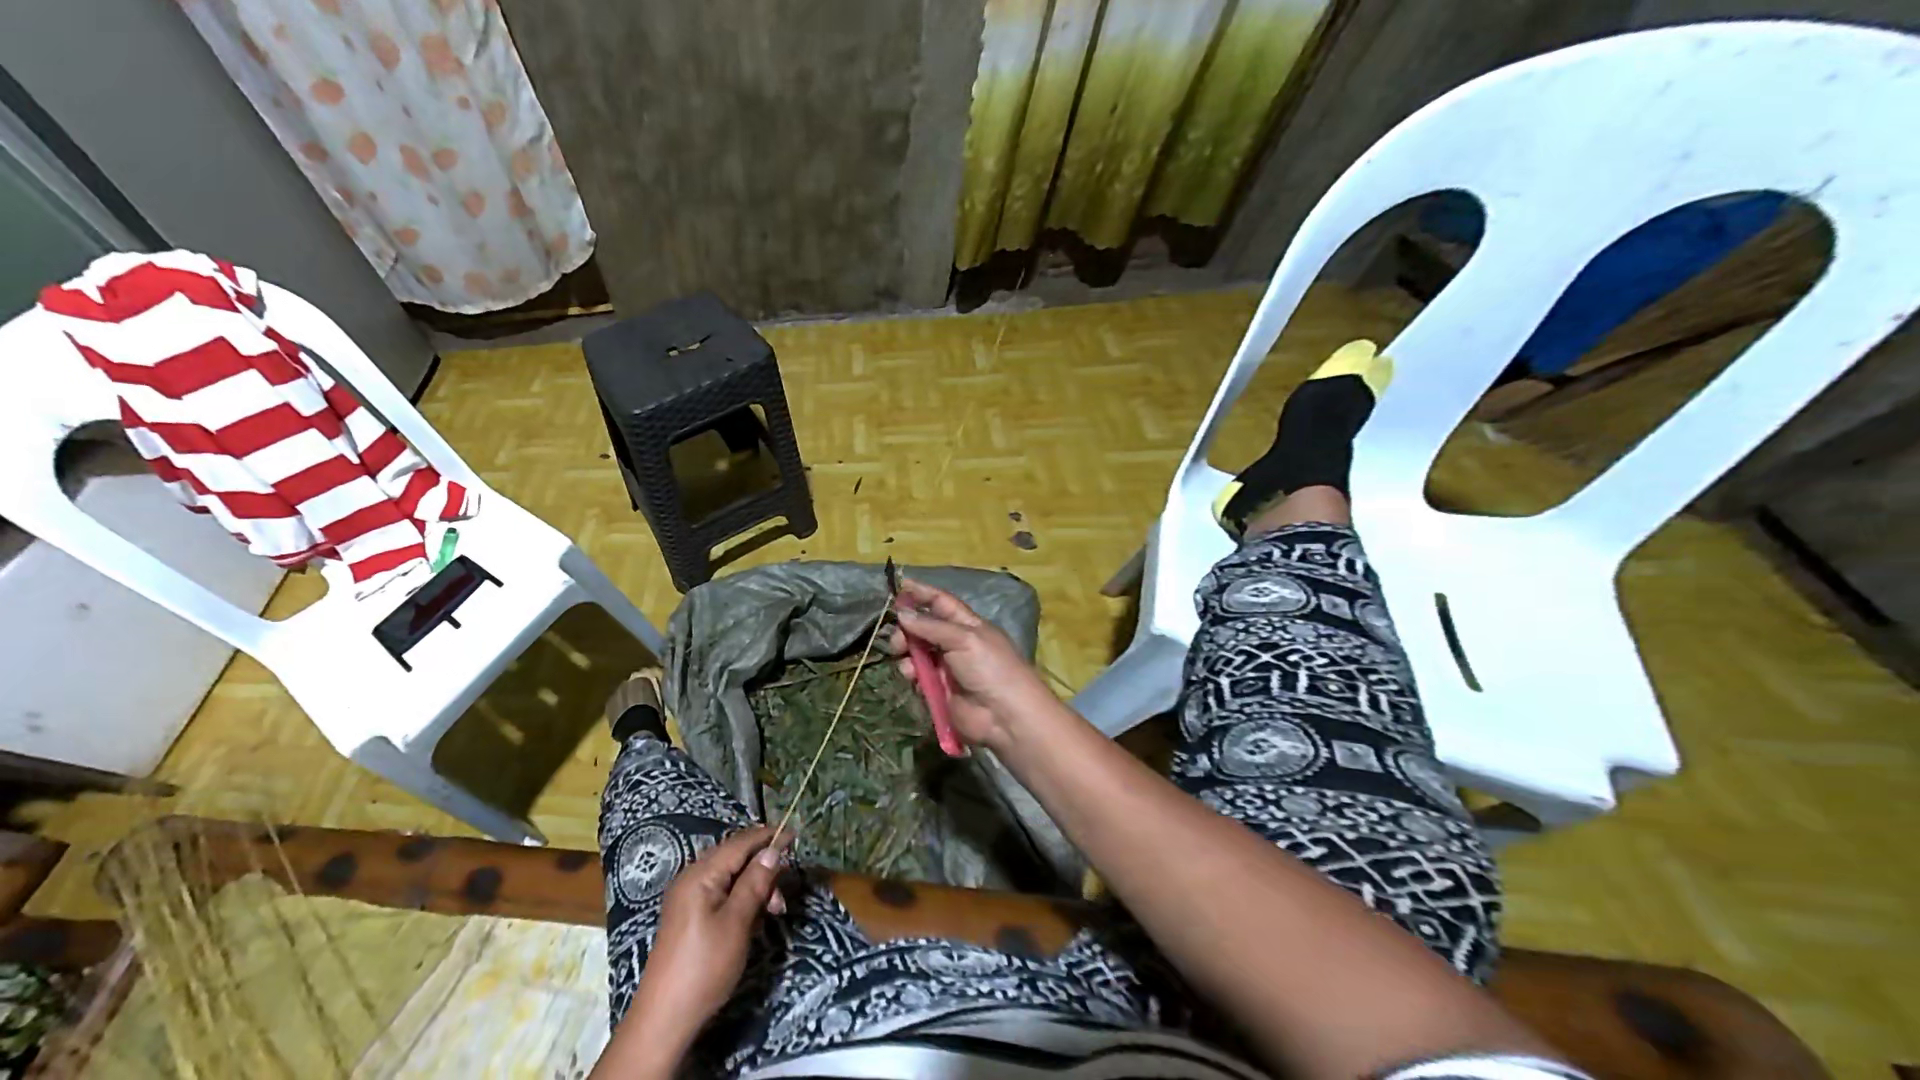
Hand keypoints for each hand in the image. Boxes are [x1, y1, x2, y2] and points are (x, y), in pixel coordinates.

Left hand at [614, 827, 791, 1074]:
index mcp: (700, 874)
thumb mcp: (737, 922)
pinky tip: (753, 919)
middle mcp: (692, 878)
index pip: (740, 842)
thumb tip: (774, 850)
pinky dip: (741, 900)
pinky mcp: (690, 917)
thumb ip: (756, 882)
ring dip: (755, 887)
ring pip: (731, 878)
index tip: (795, 836)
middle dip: (763, 868)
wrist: (665, 1019)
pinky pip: (722, 894)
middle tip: (783, 892)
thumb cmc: (705, 966)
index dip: (768, 837)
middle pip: (735, 858)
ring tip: (773, 912)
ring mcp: (689, 898)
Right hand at [888, 579, 1056, 751]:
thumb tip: (901, 613)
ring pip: (916, 652)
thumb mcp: (964, 639)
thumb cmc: (990, 668)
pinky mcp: (938, 689)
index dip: (921, 593)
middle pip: (924, 627)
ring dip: (905, 651)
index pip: (940, 602)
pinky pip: (917, 675)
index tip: (898, 587)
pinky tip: (911, 676)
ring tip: (901, 656)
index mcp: (968, 624)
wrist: (1004, 716)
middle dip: (907, 628)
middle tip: (897, 638)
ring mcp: (946, 667)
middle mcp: (956, 642)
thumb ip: (931, 626)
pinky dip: (910, 673)